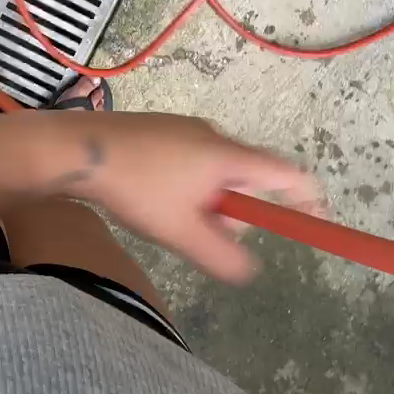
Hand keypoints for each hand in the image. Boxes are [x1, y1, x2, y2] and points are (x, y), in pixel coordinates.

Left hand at [39, 112, 325, 283]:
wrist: (76, 148)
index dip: (308, 197)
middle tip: (200, 231)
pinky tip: (149, 196)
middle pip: (246, 177)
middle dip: (234, 212)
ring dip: (205, 200)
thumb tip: (249, 266)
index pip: (286, 172)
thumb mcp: (182, 233)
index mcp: (226, 154)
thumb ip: (224, 256)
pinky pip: (189, 160)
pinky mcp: (158, 128)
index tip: (317, 221)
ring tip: (165, 213)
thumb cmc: (135, 187)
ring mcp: (182, 127)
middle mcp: (210, 133)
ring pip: (213, 172)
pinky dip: (184, 185)